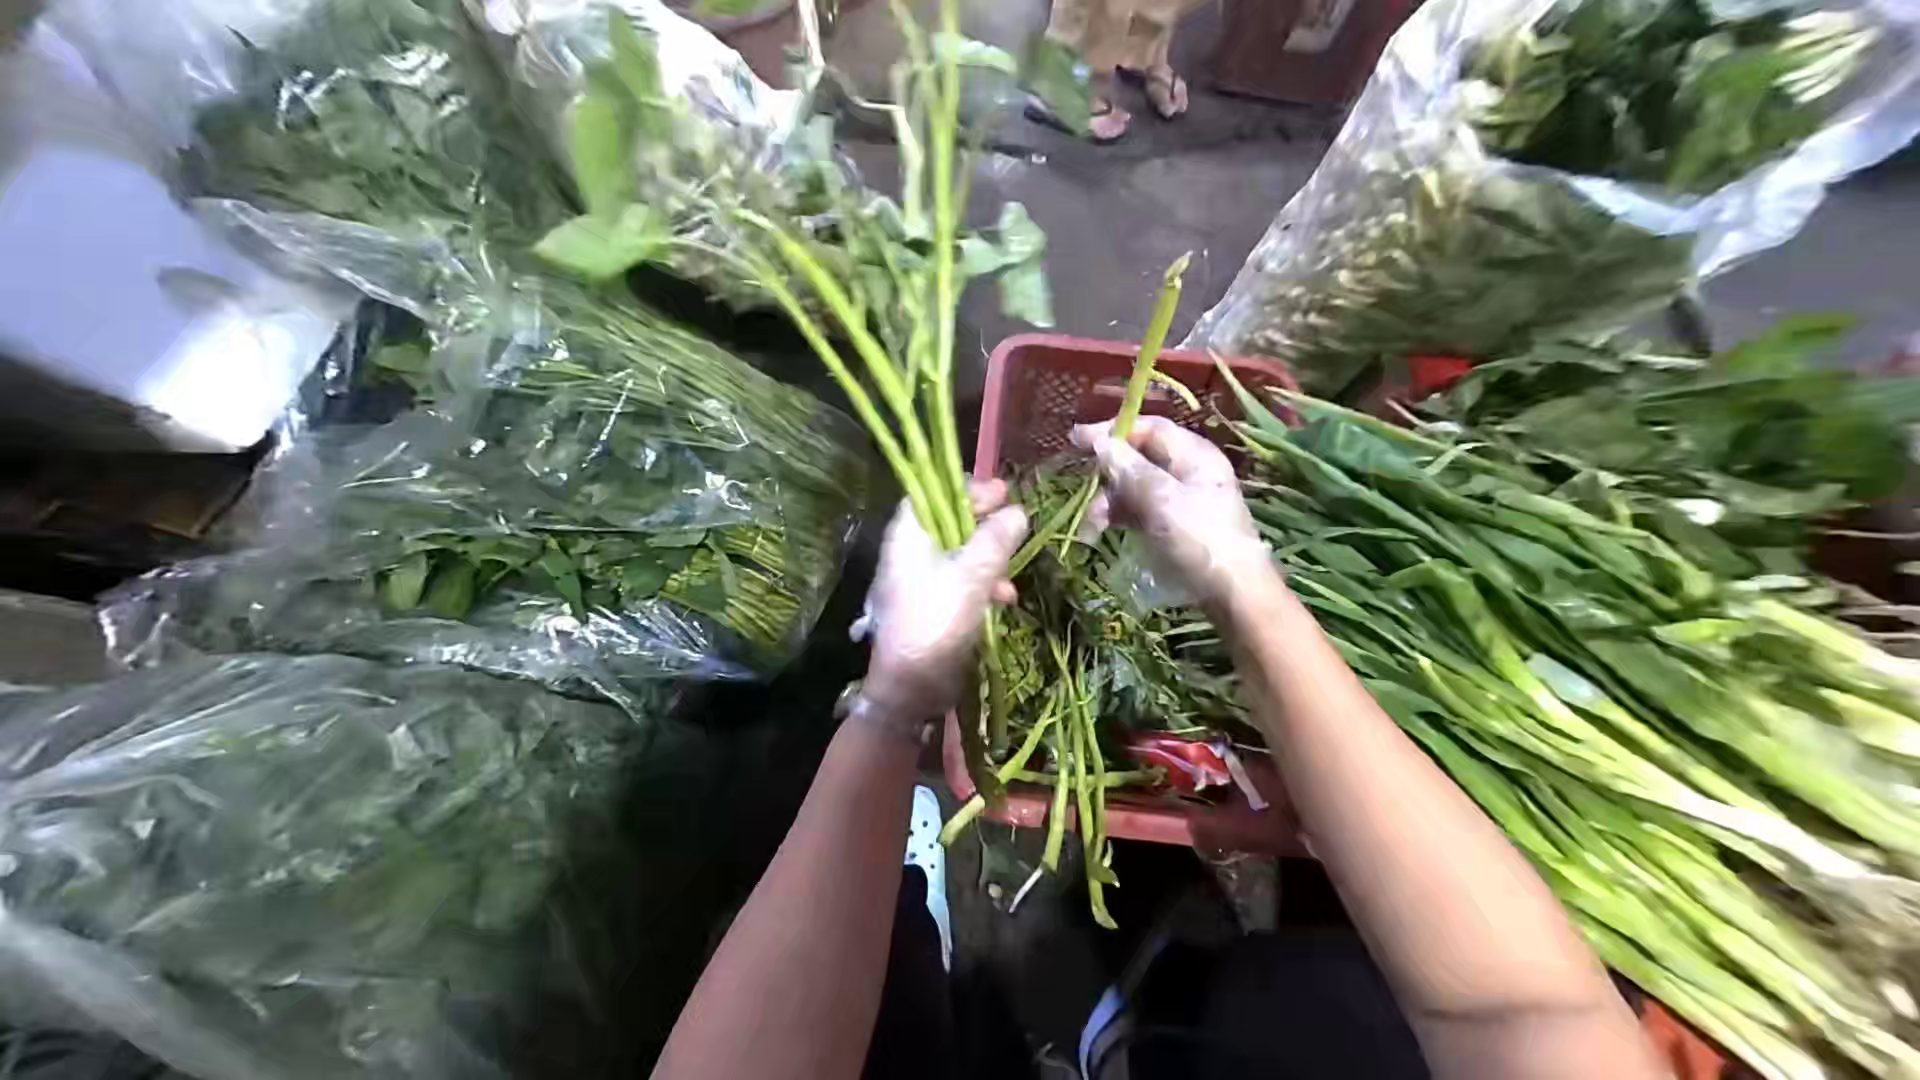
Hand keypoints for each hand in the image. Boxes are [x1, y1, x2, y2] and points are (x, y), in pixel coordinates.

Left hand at [853, 481, 1027, 733]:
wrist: (911, 686)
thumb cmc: (937, 620)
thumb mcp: (973, 575)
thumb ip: (996, 540)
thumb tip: (1018, 512)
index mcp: (908, 534)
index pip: (932, 493)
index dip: (967, 489)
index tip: (1002, 493)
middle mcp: (910, 551)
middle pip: (950, 521)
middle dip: (985, 524)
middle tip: (1016, 523)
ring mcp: (920, 578)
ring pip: (960, 552)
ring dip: (990, 558)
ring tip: (1012, 571)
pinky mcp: (933, 602)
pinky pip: (961, 580)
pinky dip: (983, 584)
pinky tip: (1004, 599)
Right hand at [1073, 416, 1269, 611]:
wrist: (1231, 594)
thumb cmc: (1201, 540)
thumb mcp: (1163, 501)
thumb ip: (1130, 469)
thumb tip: (1101, 442)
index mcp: (1194, 455)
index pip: (1149, 428)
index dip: (1113, 430)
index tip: (1077, 441)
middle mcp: (1187, 471)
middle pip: (1137, 458)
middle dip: (1107, 475)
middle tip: (1084, 490)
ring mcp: (1179, 499)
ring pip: (1133, 487)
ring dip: (1108, 502)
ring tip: (1092, 526)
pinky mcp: (1171, 525)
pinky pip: (1137, 510)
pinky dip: (1117, 517)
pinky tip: (1100, 532)